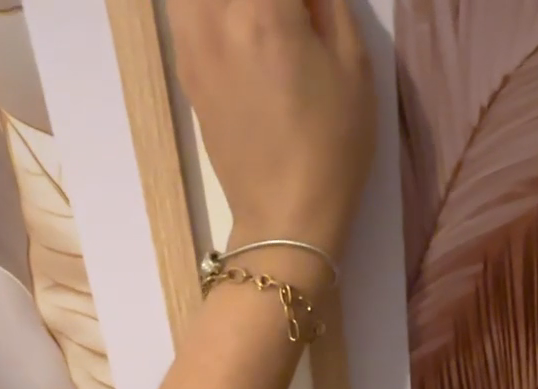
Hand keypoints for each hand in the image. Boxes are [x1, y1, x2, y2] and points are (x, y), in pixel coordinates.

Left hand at [169, 0, 376, 283]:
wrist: (285, 217)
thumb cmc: (332, 148)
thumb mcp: (354, 66)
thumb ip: (328, 3)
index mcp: (264, 10)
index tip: (315, 6)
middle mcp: (215, 16)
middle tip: (293, 15)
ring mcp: (191, 44)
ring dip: (230, 1)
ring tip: (258, 20)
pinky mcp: (185, 70)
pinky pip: (184, 11)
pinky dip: (207, 11)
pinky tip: (235, 27)